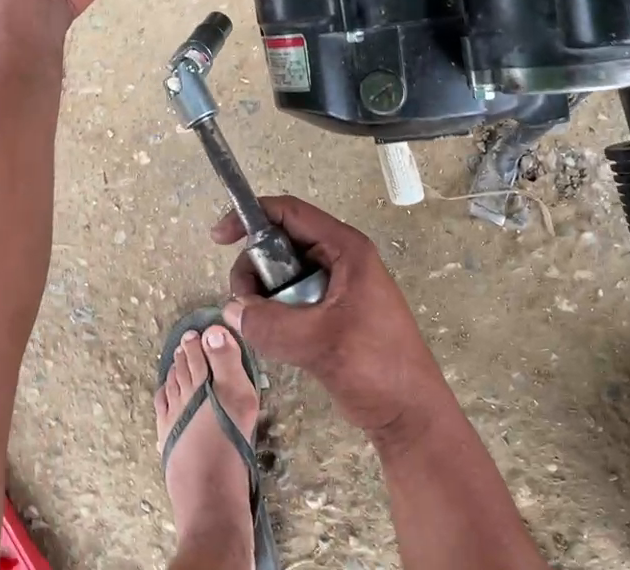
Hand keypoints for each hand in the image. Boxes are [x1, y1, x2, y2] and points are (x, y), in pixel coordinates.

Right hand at [215, 197, 448, 438]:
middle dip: (254, 269)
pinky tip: (276, 339)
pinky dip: (274, 313)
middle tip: (245, 304)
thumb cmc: (377, 368)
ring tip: (264, 329)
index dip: (251, 217)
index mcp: (346, 250)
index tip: (219, 238)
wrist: (410, 417)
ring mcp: (334, 288)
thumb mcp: (320, 343)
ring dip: (263, 296)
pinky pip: (289, 299)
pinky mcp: (329, 314)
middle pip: (279, 244)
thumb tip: (233, 311)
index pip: (289, 213)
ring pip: (281, 274)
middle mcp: (339, 261)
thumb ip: (270, 324)